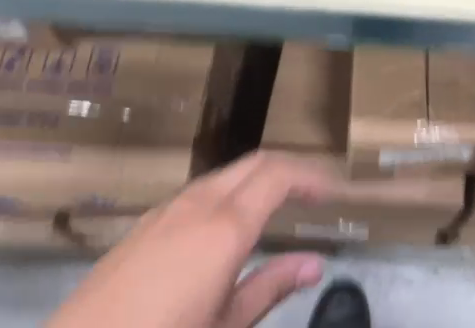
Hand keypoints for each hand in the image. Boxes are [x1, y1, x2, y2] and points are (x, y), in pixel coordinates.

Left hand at [49, 152, 336, 327]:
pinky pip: (196, 194)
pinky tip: (223, 229)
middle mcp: (198, 205)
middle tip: (312, 193)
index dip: (311, 176)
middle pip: (253, 163)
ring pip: (223, 175)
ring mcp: (165, 212)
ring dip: (255, 180)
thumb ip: (270, 288)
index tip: (333, 191)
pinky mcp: (142, 227)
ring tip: (275, 208)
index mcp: (226, 226)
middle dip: (288, 169)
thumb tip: (315, 263)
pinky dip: (225, 195)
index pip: (279, 175)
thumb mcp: (225, 326)